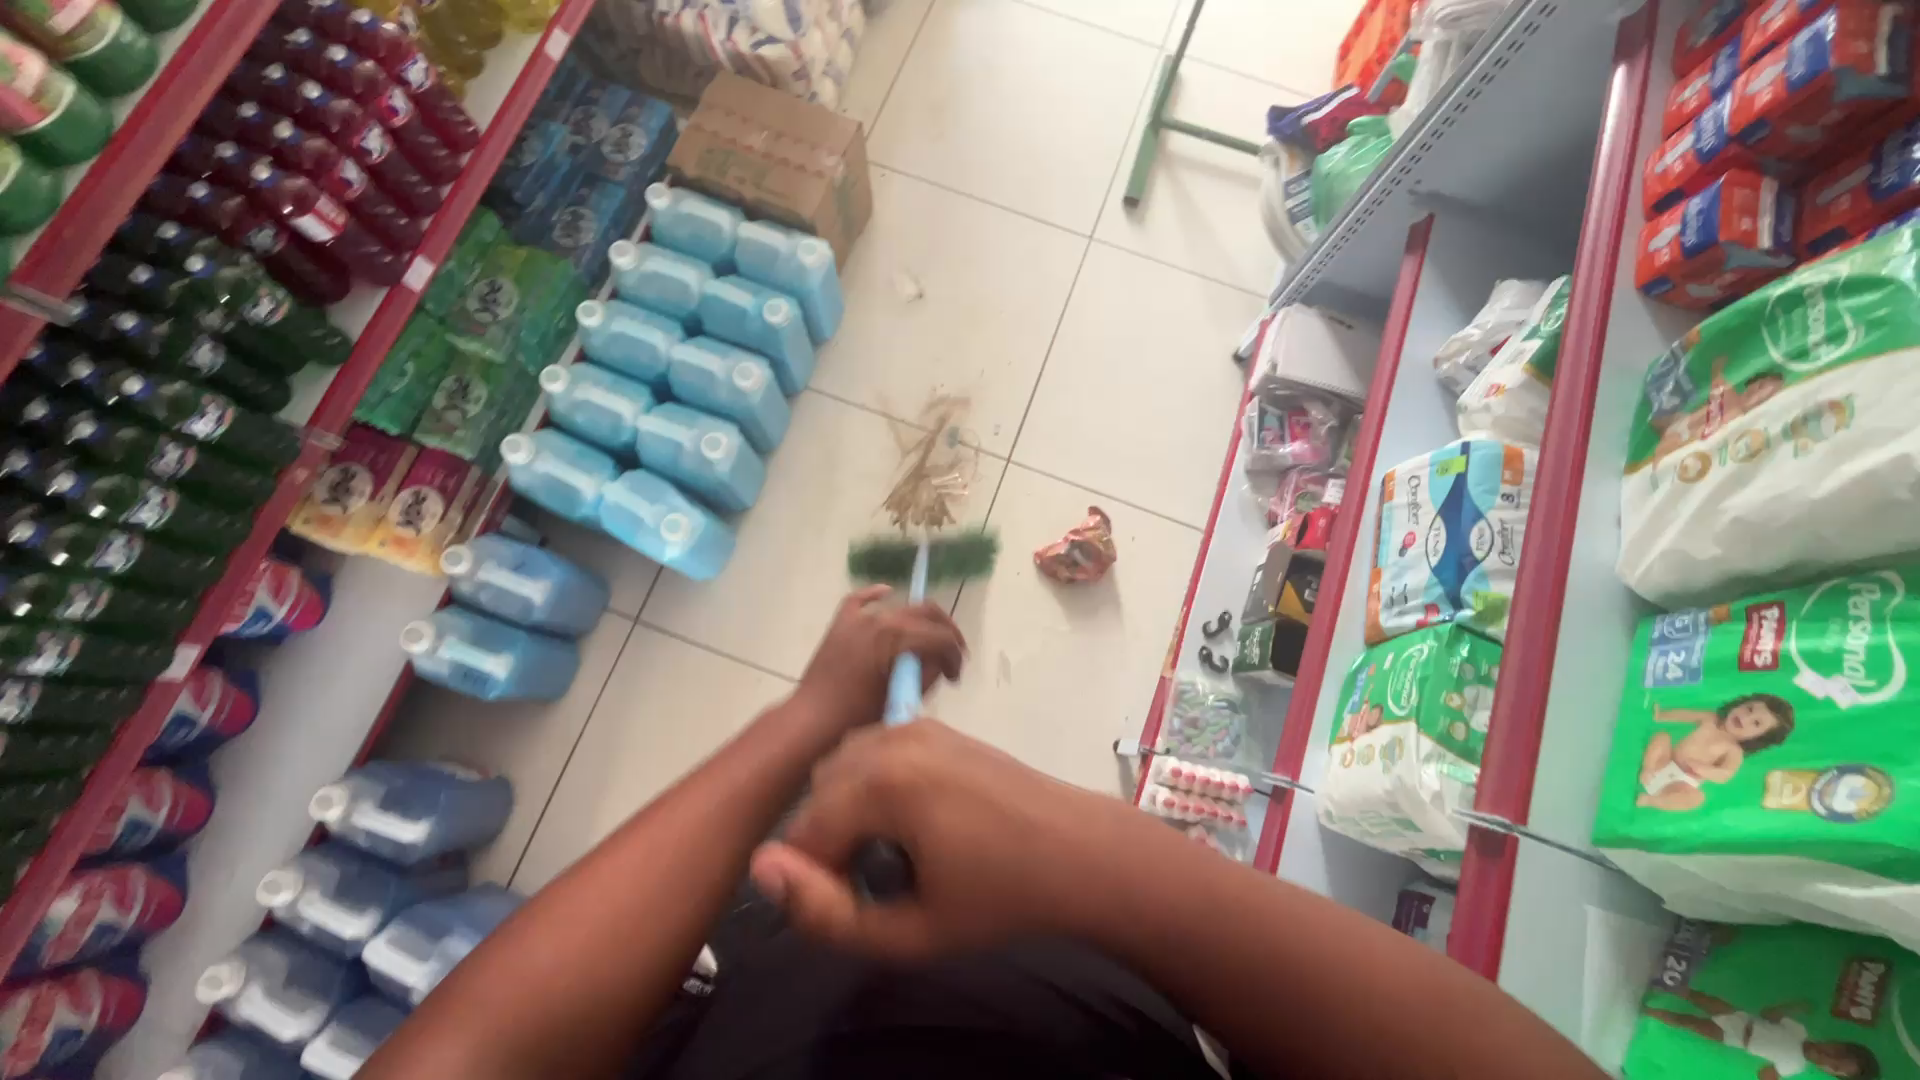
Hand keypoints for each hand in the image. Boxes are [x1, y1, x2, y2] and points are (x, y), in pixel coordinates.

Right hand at [749, 720, 1143, 958]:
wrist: (1077, 851)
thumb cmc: (998, 897)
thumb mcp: (911, 932)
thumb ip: (826, 914)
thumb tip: (762, 872)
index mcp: (883, 783)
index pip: (804, 833)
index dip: (812, 881)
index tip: (848, 909)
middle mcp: (891, 740)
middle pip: (819, 792)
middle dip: (826, 841)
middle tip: (869, 885)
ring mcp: (916, 726)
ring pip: (843, 766)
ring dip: (845, 809)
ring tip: (888, 855)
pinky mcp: (935, 727)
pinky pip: (875, 750)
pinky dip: (870, 783)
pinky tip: (909, 821)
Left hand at [790, 585, 966, 730]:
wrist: (813, 719)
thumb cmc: (858, 715)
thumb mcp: (901, 695)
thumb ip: (927, 673)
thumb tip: (939, 661)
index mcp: (897, 636)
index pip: (941, 637)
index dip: (955, 655)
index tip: (956, 677)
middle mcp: (880, 618)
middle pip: (927, 612)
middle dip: (947, 632)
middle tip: (954, 655)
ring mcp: (858, 618)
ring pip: (901, 608)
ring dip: (921, 622)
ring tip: (929, 642)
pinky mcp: (841, 623)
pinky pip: (860, 600)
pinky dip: (876, 595)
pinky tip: (887, 592)